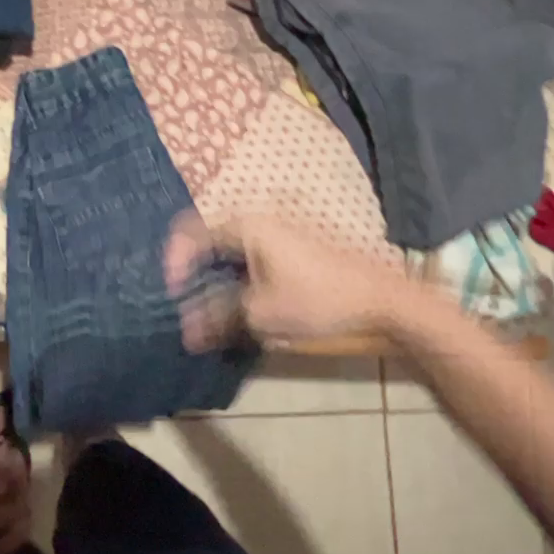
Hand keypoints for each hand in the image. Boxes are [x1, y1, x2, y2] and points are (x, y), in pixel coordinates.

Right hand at [164, 212, 417, 350]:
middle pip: (208, 242)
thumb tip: (186, 332)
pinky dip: (235, 281)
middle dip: (192, 276)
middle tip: (185, 308)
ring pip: (228, 254)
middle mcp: (258, 221)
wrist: (382, 302)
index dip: (173, 264)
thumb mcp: (259, 314)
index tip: (171, 296)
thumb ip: (215, 318)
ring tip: (208, 314)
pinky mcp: (290, 250)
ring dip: (214, 282)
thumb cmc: (317, 300)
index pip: (189, 234)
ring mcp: (277, 233)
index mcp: (245, 225)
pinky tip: (237, 308)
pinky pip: (247, 260)